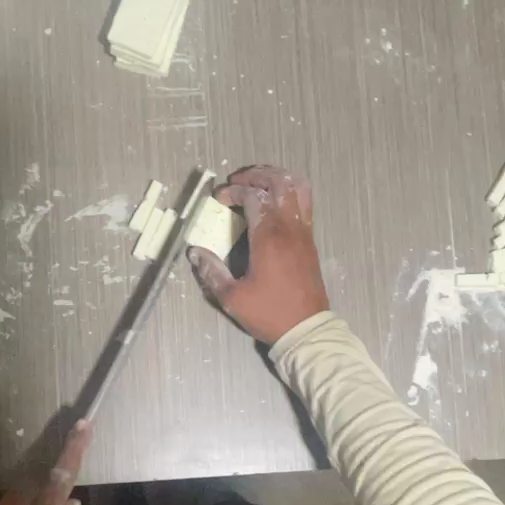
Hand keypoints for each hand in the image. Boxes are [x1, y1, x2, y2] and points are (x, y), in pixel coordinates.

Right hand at [188, 165, 329, 344]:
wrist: (306, 329)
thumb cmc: (269, 313)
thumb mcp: (232, 298)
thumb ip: (211, 272)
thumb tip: (194, 252)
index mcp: (269, 237)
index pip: (253, 195)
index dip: (233, 190)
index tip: (218, 199)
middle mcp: (289, 227)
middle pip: (279, 182)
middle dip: (256, 174)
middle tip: (237, 181)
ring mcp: (304, 232)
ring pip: (298, 188)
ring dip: (277, 179)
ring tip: (258, 183)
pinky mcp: (310, 240)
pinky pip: (304, 203)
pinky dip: (288, 193)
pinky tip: (273, 204)